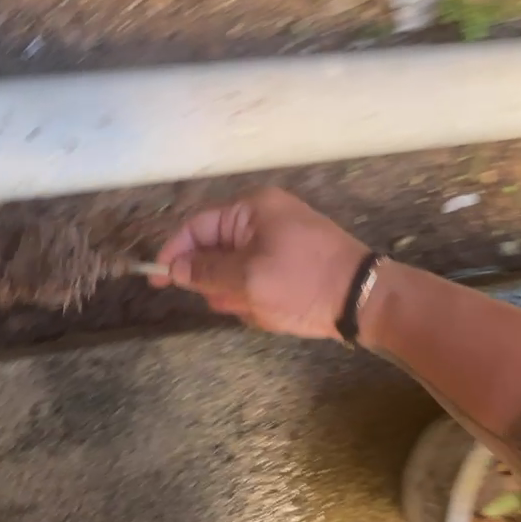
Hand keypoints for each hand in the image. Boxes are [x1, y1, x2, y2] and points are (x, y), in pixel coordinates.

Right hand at [151, 187, 369, 338]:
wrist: (363, 300)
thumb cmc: (303, 282)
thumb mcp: (248, 279)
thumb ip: (206, 273)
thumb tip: (174, 269)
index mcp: (251, 209)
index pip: (196, 227)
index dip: (173, 253)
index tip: (157, 280)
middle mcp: (262, 219)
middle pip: (214, 250)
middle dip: (217, 281)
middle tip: (227, 302)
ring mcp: (278, 241)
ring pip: (234, 271)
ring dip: (238, 294)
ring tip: (258, 308)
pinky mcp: (290, 263)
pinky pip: (256, 280)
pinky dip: (256, 298)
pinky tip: (272, 312)